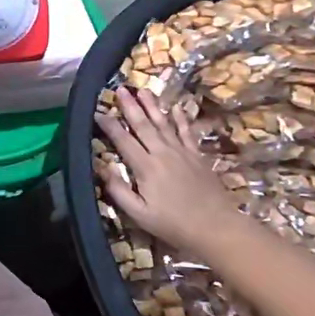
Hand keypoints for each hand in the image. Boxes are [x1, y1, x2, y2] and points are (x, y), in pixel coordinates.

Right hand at [95, 87, 260, 256]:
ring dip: (152, 106)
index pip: (123, 140)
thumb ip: (118, 190)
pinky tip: (176, 107)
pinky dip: (180, 119)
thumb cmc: (173, 224)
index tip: (98, 112)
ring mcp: (182, 152)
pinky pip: (187, 132)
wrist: (216, 226)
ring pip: (163, 123)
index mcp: (145, 167)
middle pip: (143, 125)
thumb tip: (101, 167)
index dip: (109, 125)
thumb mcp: (139, 214)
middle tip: (120, 89)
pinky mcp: (197, 156)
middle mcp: (162, 153)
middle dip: (130, 106)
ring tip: (142, 90)